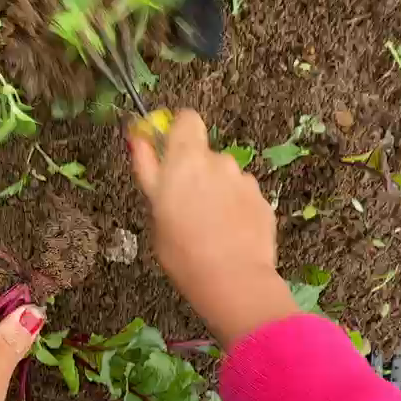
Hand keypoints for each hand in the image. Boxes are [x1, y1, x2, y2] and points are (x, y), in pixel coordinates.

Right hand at [127, 109, 298, 346]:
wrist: (233, 280)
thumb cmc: (182, 249)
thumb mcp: (155, 210)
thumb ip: (149, 170)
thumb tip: (139, 140)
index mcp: (185, 160)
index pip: (186, 119)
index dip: (177, 131)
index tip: (167, 151)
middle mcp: (217, 161)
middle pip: (203, 152)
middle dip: (194, 170)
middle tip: (184, 204)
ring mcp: (243, 180)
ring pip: (223, 175)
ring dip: (215, 190)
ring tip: (208, 225)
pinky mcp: (262, 199)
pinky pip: (241, 194)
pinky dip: (233, 207)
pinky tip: (228, 234)